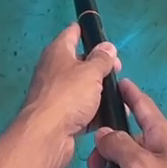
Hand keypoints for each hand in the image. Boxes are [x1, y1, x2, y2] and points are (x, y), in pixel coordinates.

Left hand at [13, 23, 119, 167]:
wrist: (47, 136)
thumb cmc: (69, 95)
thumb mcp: (91, 72)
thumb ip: (102, 59)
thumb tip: (107, 47)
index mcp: (58, 51)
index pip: (73, 33)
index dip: (88, 32)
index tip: (105, 38)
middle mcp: (54, 69)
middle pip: (81, 62)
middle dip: (100, 67)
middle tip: (118, 72)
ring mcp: (56, 94)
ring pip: (83, 88)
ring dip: (100, 92)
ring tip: (120, 97)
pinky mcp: (61, 116)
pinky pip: (82, 109)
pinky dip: (95, 113)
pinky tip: (111, 118)